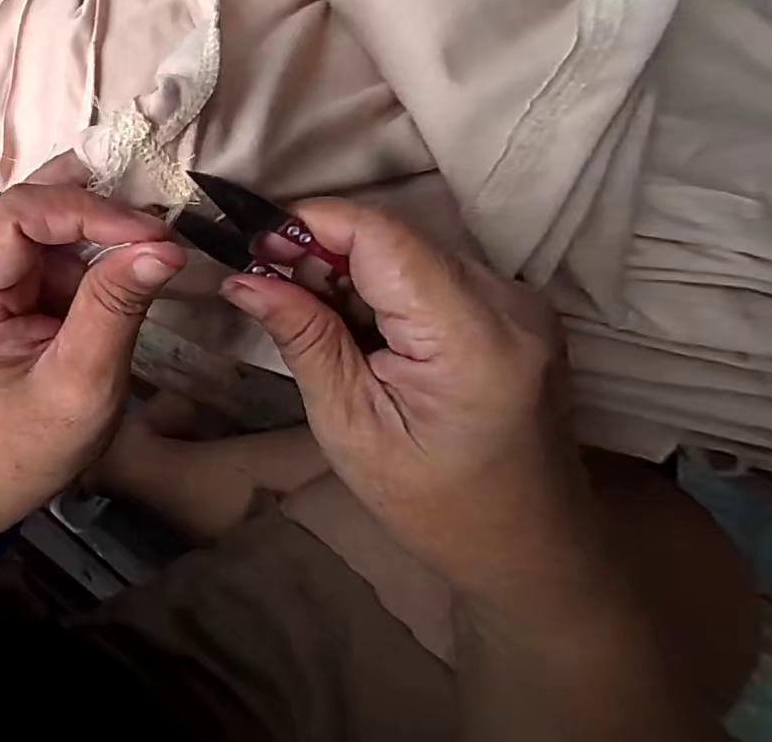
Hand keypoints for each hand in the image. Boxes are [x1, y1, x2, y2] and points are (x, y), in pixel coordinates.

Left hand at [0, 184, 185, 531]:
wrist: (8, 473)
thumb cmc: (35, 441)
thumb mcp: (81, 383)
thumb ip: (114, 310)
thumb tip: (163, 248)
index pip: (15, 219)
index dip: (81, 210)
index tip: (148, 232)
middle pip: (32, 207)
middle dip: (96, 206)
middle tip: (159, 225)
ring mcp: (11, 276)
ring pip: (54, 217)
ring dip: (106, 216)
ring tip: (158, 228)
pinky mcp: (38, 284)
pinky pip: (72, 244)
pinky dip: (110, 237)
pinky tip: (143, 240)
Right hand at [219, 198, 592, 601]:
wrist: (530, 548)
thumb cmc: (433, 503)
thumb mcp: (347, 423)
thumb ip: (302, 337)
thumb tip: (241, 278)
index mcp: (470, 340)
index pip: (382, 236)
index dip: (310, 223)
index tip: (255, 247)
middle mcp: (507, 302)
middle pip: (391, 236)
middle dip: (318, 249)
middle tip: (269, 286)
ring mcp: (516, 300)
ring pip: (402, 246)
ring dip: (342, 267)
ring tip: (313, 318)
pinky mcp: (510, 305)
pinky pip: (422, 265)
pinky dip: (373, 282)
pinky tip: (356, 324)